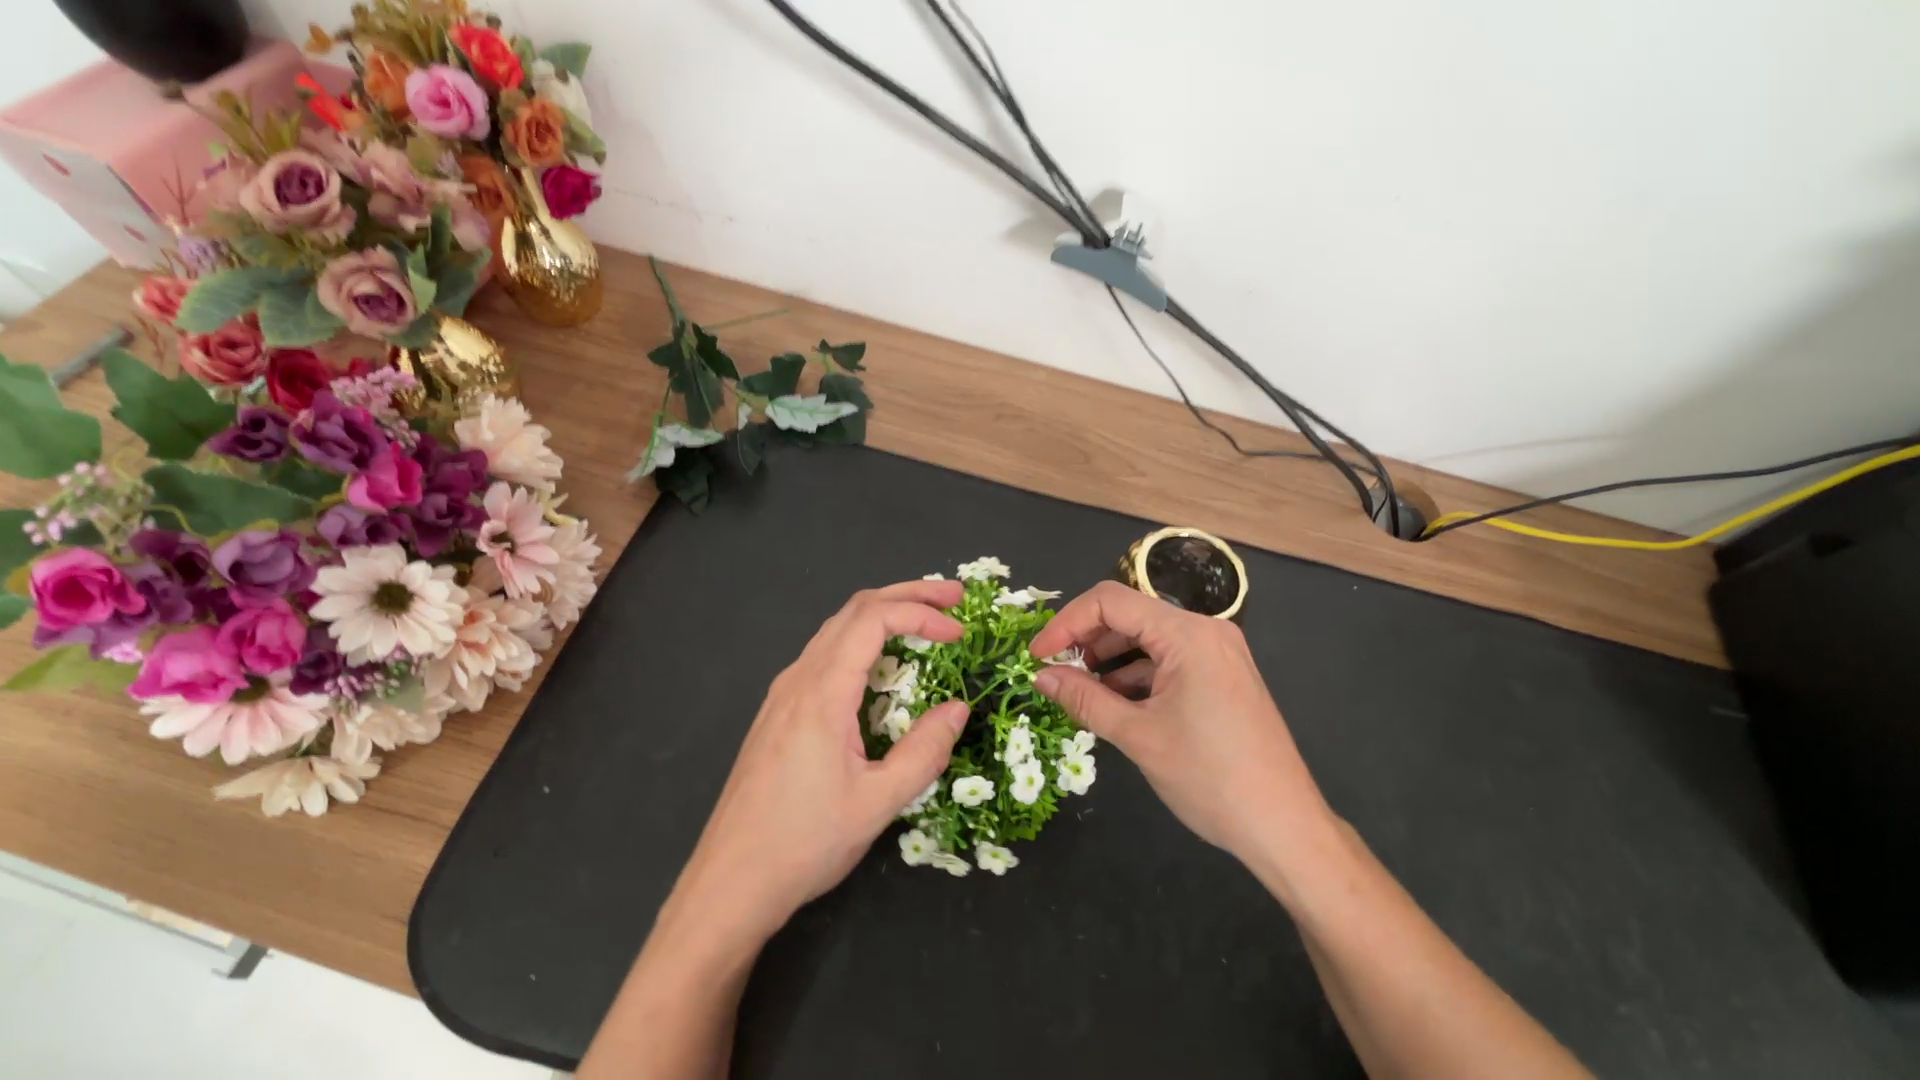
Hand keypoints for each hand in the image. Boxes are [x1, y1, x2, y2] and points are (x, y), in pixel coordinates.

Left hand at [672, 579, 970, 938]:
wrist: (731, 881)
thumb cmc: (804, 843)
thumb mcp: (877, 803)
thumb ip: (924, 751)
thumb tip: (959, 709)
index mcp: (820, 693)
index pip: (873, 619)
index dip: (921, 614)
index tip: (960, 632)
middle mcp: (797, 680)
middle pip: (853, 610)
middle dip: (907, 596)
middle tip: (955, 599)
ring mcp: (783, 696)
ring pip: (835, 631)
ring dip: (883, 617)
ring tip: (927, 623)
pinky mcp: (778, 715)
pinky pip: (824, 657)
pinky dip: (863, 644)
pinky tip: (883, 667)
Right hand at [1029, 581, 1335, 865]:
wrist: (1284, 826)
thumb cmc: (1210, 779)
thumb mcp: (1138, 737)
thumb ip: (1085, 700)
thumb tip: (1042, 676)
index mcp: (1189, 635)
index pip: (1111, 602)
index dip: (1067, 623)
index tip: (1037, 657)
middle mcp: (1207, 632)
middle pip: (1131, 616)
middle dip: (1086, 641)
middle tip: (1054, 675)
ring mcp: (1219, 654)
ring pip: (1149, 640)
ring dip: (1109, 660)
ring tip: (1078, 693)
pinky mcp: (1223, 677)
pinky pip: (1170, 661)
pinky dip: (1137, 676)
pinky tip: (1114, 704)